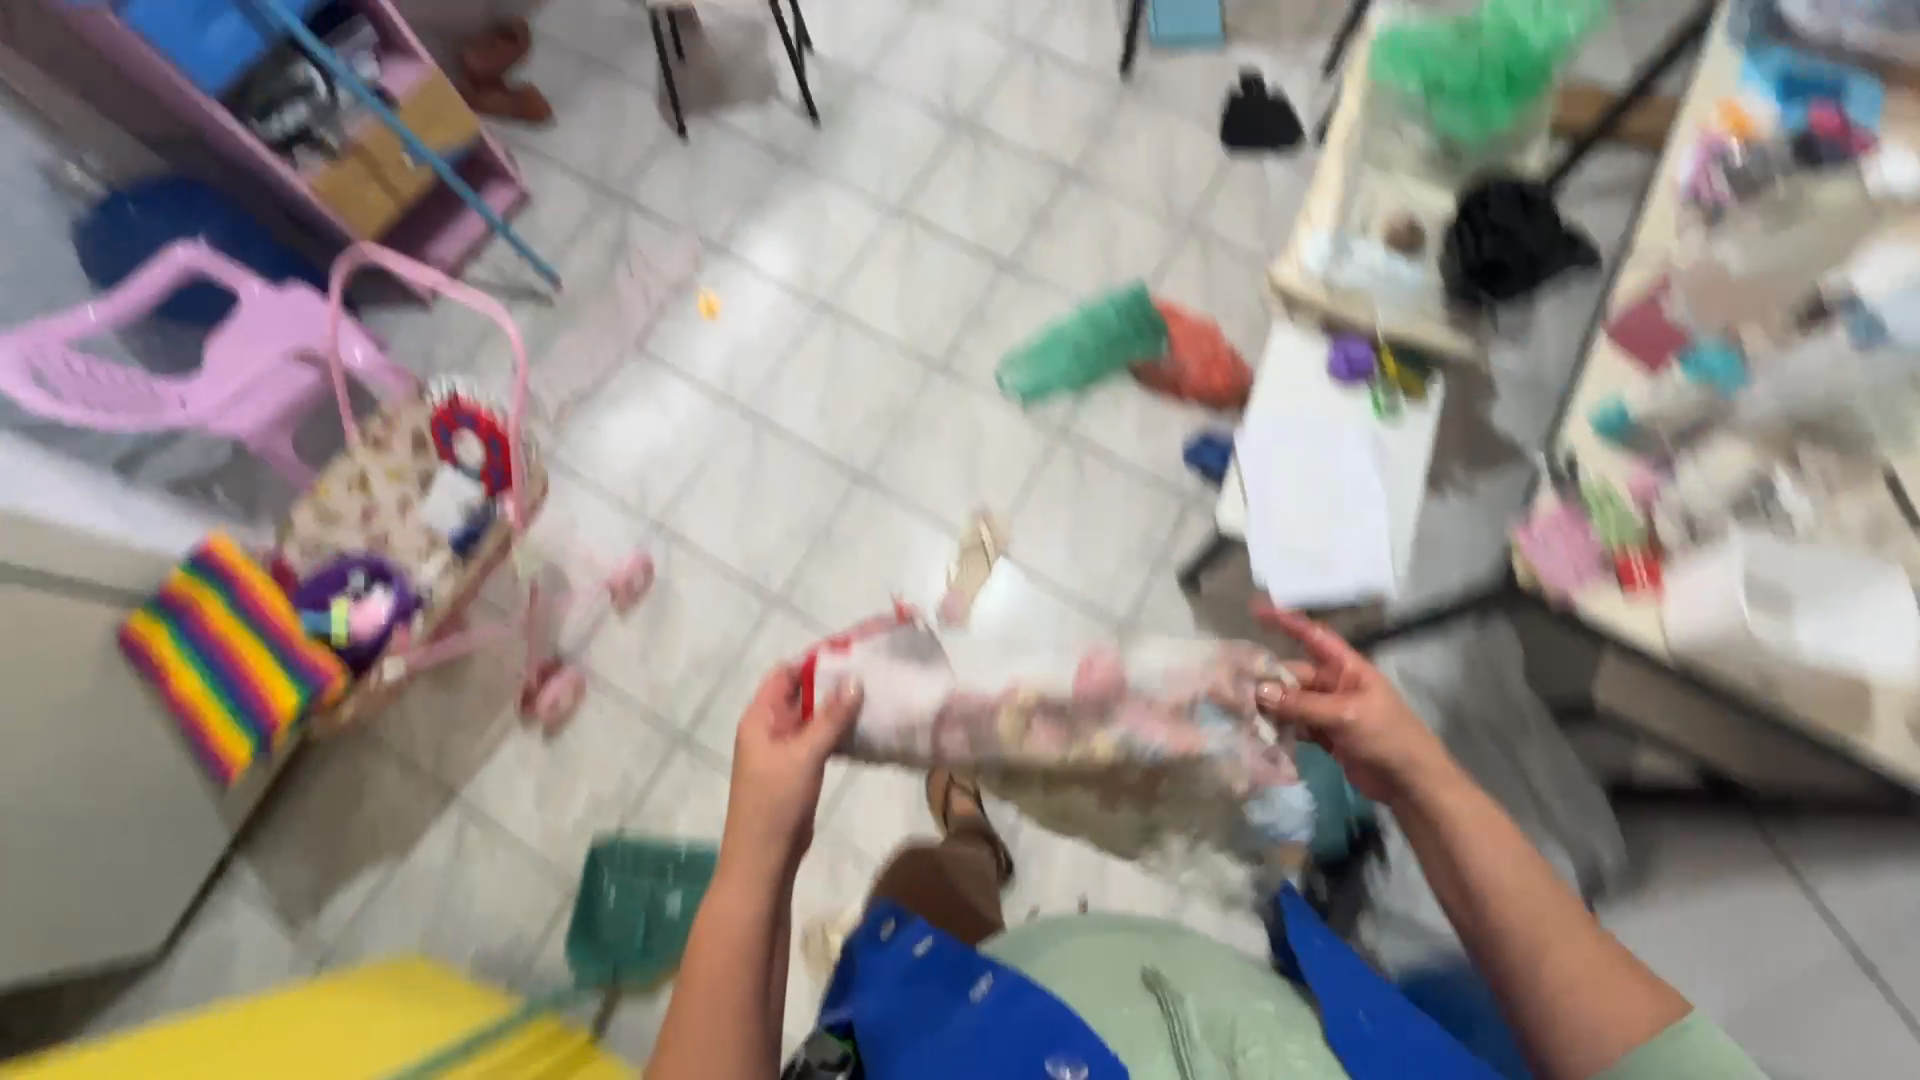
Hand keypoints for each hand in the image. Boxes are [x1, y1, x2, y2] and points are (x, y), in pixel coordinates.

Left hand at [722, 665, 862, 881]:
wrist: (765, 858)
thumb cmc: (776, 801)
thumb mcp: (805, 754)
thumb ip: (830, 717)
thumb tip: (855, 680)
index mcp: (760, 717)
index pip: (785, 674)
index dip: (814, 660)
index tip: (850, 650)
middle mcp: (770, 727)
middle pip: (802, 693)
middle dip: (832, 681)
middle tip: (871, 668)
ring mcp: (785, 748)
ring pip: (814, 716)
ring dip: (839, 706)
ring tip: (875, 691)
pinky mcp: (800, 767)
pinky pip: (821, 738)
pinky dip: (840, 730)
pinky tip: (867, 725)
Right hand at [1252, 603, 1456, 805]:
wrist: (1411, 783)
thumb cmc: (1388, 737)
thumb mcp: (1346, 715)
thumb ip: (1302, 704)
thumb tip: (1258, 691)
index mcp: (1347, 668)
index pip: (1313, 636)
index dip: (1286, 621)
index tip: (1256, 610)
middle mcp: (1334, 685)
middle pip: (1293, 674)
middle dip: (1268, 679)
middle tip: (1237, 688)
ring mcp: (1327, 710)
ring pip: (1289, 701)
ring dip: (1269, 706)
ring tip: (1241, 712)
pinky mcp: (1323, 734)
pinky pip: (1293, 724)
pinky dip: (1278, 727)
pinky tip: (1259, 732)